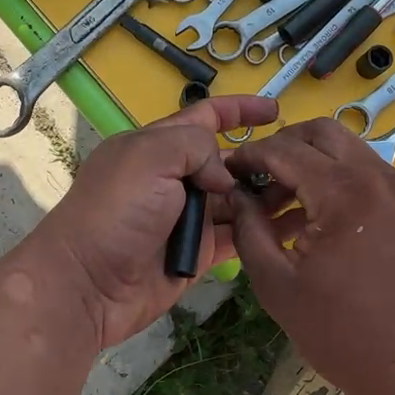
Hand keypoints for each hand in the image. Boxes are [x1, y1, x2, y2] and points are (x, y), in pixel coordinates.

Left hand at [24, 95, 278, 349]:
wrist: (87, 285)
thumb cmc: (115, 212)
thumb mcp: (150, 157)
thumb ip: (195, 147)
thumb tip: (224, 176)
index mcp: (157, 145)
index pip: (205, 117)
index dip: (239, 109)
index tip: (276, 109)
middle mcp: (174, 178)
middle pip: (227, 161)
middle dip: (262, 158)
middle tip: (301, 164)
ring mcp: (187, 218)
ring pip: (238, 200)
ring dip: (268, 195)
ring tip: (306, 193)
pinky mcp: (197, 253)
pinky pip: (238, 237)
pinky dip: (262, 231)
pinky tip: (294, 226)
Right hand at [222, 119, 394, 394]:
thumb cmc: (342, 333)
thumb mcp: (277, 285)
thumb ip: (249, 230)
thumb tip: (234, 195)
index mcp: (344, 192)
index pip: (285, 150)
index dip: (249, 155)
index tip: (225, 170)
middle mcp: (375, 176)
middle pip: (320, 132)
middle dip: (281, 147)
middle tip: (253, 179)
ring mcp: (394, 188)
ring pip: (342, 148)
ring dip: (306, 162)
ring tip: (272, 204)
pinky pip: (358, 172)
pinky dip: (328, 179)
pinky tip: (301, 220)